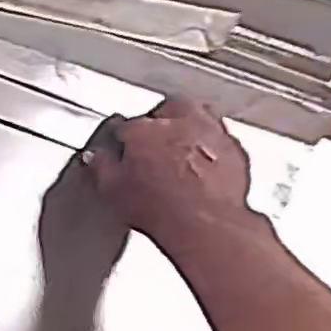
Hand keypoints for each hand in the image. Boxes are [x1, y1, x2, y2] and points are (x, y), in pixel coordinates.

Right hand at [84, 98, 257, 245]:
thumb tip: (96, 157)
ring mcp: (211, 132)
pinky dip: (208, 150)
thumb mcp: (112, 190)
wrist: (202, 222)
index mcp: (144, 130)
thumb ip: (101, 167)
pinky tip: (200, 168)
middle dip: (160, 121)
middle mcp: (180, 122)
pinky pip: (218, 141)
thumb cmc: (159, 206)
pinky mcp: (234, 149)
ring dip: (187, 130)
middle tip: (152, 140)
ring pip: (198, 117)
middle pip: (168, 108)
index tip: (119, 148)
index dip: (120, 138)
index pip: (125, 125)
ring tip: (177, 154)